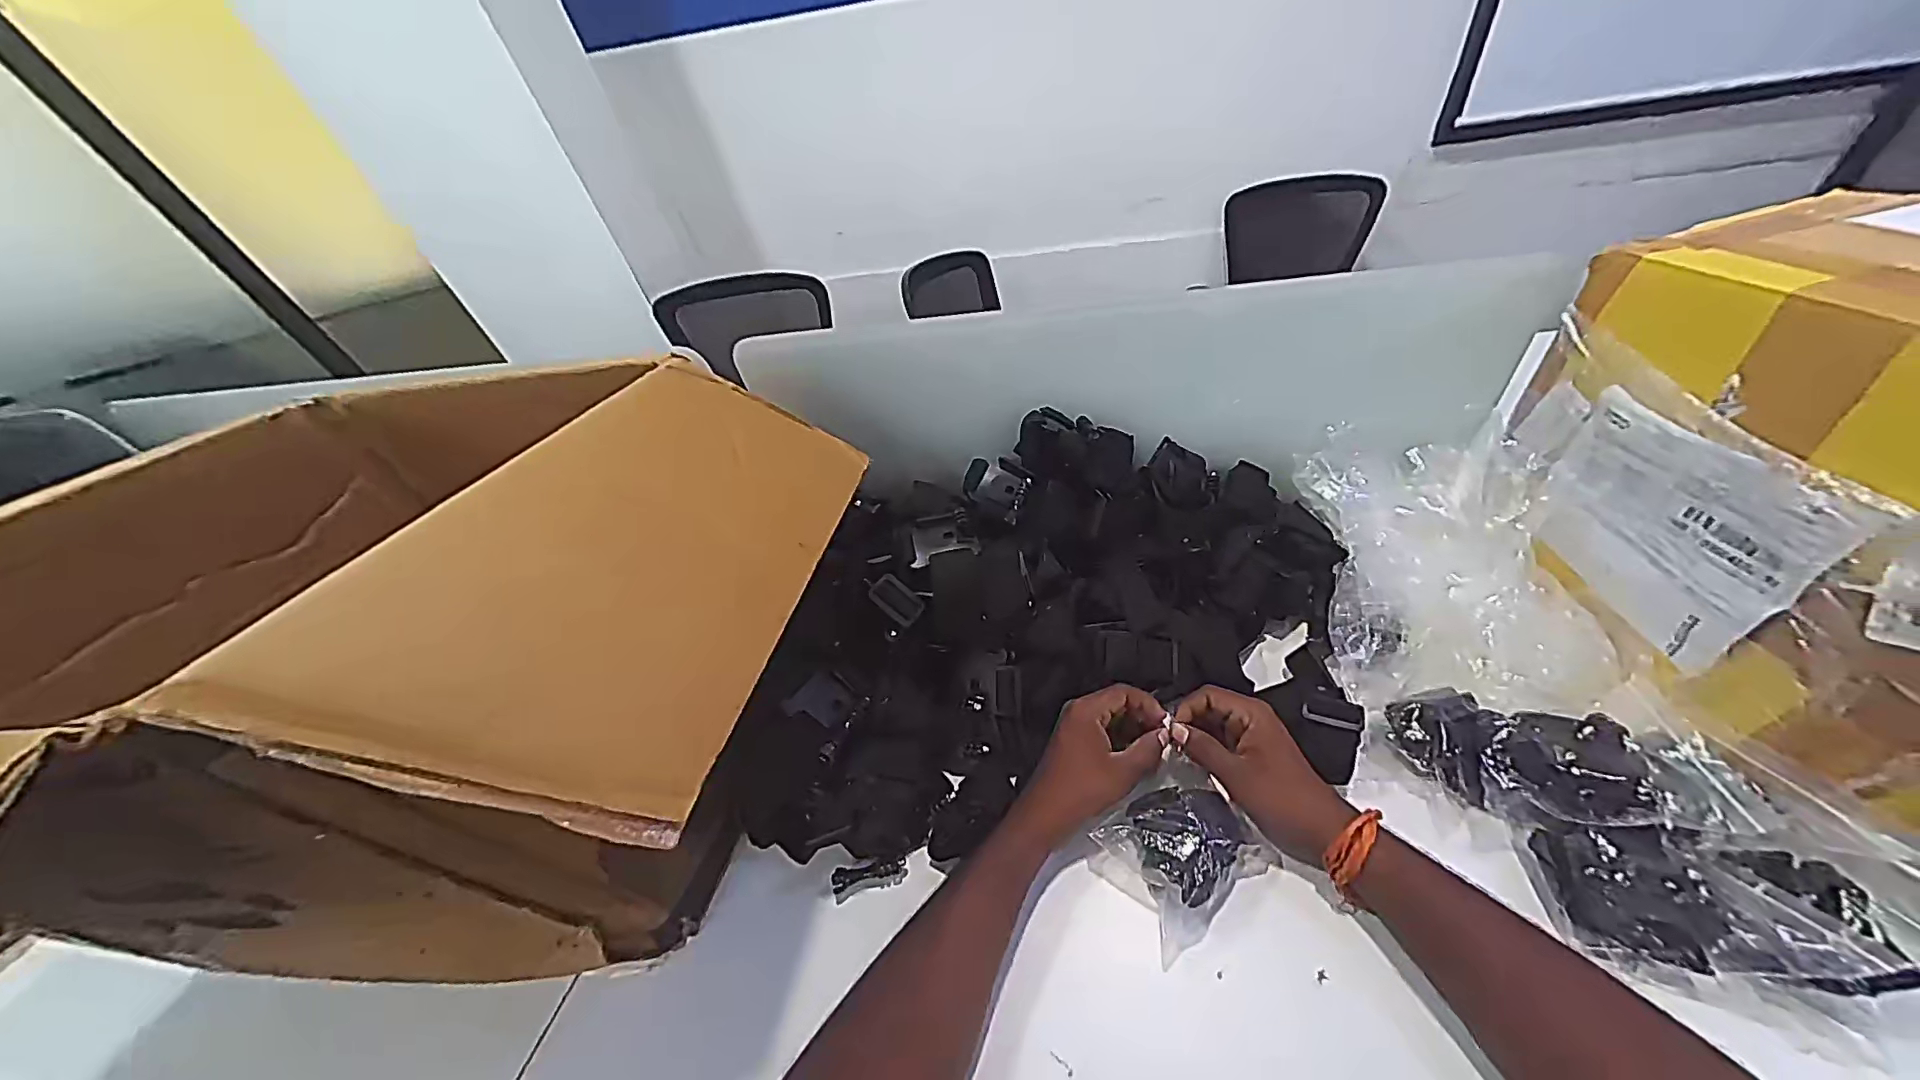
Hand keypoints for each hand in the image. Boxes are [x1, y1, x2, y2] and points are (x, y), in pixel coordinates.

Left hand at [1004, 684, 1168, 849]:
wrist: (1047, 813)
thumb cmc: (1079, 791)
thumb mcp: (1124, 770)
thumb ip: (1149, 748)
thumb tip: (1163, 736)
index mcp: (1086, 710)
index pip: (1124, 692)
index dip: (1149, 705)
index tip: (1164, 723)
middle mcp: (1077, 713)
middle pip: (1117, 703)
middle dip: (1142, 719)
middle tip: (1161, 738)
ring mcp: (1073, 727)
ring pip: (1110, 718)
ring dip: (1132, 731)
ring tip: (1151, 751)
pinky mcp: (1073, 742)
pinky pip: (1101, 730)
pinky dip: (1119, 740)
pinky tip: (1133, 759)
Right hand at [1171, 685, 1357, 859]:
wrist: (1320, 832)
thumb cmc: (1288, 802)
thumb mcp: (1235, 773)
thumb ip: (1202, 748)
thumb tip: (1177, 731)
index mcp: (1253, 715)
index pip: (1207, 695)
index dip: (1185, 710)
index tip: (1171, 731)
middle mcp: (1253, 722)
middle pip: (1209, 710)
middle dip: (1189, 725)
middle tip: (1173, 746)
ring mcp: (1253, 740)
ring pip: (1213, 729)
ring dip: (1197, 741)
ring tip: (1184, 758)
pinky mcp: (1252, 758)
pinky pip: (1222, 747)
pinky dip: (1208, 754)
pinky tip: (1199, 768)